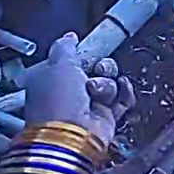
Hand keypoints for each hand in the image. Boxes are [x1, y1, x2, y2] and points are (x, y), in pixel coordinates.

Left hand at [21, 33, 135, 148]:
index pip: (69, 59)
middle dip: (99, 67)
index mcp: (49, 78)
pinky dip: (124, 92)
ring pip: (108, 82)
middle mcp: (68, 92)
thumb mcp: (58, 64)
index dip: (79, 54)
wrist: (71, 136)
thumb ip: (65, 47)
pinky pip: (121, 99)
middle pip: (94, 68)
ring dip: (106, 84)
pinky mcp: (105, 118)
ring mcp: (87, 106)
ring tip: (98, 92)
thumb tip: (70, 36)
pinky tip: (123, 87)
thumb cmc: (58, 100)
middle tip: (96, 71)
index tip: (84, 49)